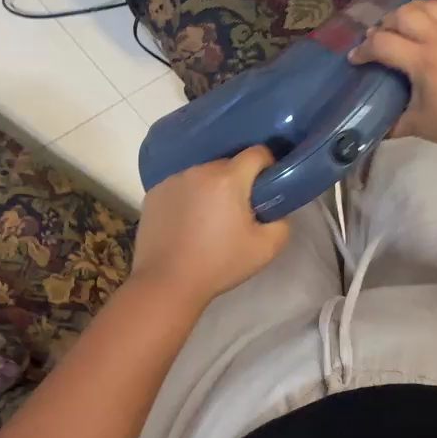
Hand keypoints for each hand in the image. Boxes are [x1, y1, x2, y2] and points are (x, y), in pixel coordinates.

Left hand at [131, 146, 289, 305]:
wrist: (166, 284)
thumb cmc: (219, 264)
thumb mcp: (266, 248)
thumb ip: (282, 222)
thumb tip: (276, 209)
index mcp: (229, 178)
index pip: (257, 153)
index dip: (267, 167)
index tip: (267, 189)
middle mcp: (200, 170)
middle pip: (229, 165)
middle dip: (238, 181)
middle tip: (238, 212)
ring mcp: (173, 180)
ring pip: (203, 175)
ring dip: (211, 189)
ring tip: (208, 221)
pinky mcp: (154, 193)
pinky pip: (181, 186)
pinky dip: (188, 198)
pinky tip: (185, 224)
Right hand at [348, 0, 436, 157]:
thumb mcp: (418, 125)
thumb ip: (393, 123)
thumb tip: (375, 127)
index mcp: (423, 61)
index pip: (383, 44)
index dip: (364, 51)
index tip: (356, 60)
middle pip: (404, 16)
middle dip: (385, 25)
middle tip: (379, 40)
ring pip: (430, 7)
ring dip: (410, 10)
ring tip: (400, 22)